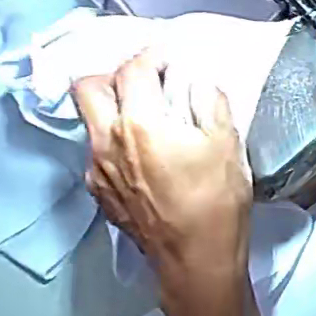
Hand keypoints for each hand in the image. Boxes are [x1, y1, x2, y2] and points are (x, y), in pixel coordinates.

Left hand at [72, 51, 251, 315]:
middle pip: (88, 87)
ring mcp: (98, 170)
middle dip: (114, 75)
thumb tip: (196, 86)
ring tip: (146, 116)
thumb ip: (209, 103)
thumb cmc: (216, 202)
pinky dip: (115, 141)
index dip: (152, 56)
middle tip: (144, 81)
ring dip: (113, 108)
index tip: (168, 58)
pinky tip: (144, 153)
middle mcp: (108, 143)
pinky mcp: (100, 193)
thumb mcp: (227, 143)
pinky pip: (97, 153)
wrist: (197, 260)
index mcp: (140, 124)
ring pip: (89, 121)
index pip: (133, 70)